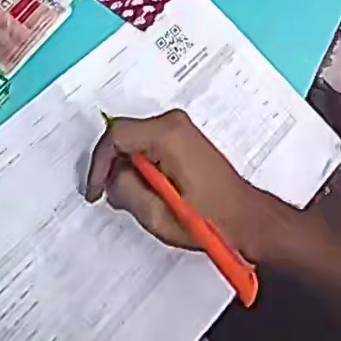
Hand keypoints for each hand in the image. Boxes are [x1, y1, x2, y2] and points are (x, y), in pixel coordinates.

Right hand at [84, 110, 294, 260]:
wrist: (244, 215)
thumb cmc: (210, 218)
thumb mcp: (158, 215)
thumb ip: (127, 191)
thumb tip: (110, 177)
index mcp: (167, 135)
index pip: (116, 134)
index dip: (99, 163)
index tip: (96, 191)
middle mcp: (173, 122)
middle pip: (125, 135)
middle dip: (113, 167)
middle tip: (115, 198)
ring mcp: (180, 126)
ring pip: (135, 140)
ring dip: (128, 168)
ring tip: (137, 200)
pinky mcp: (182, 136)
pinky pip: (149, 143)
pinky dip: (141, 165)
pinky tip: (150, 190)